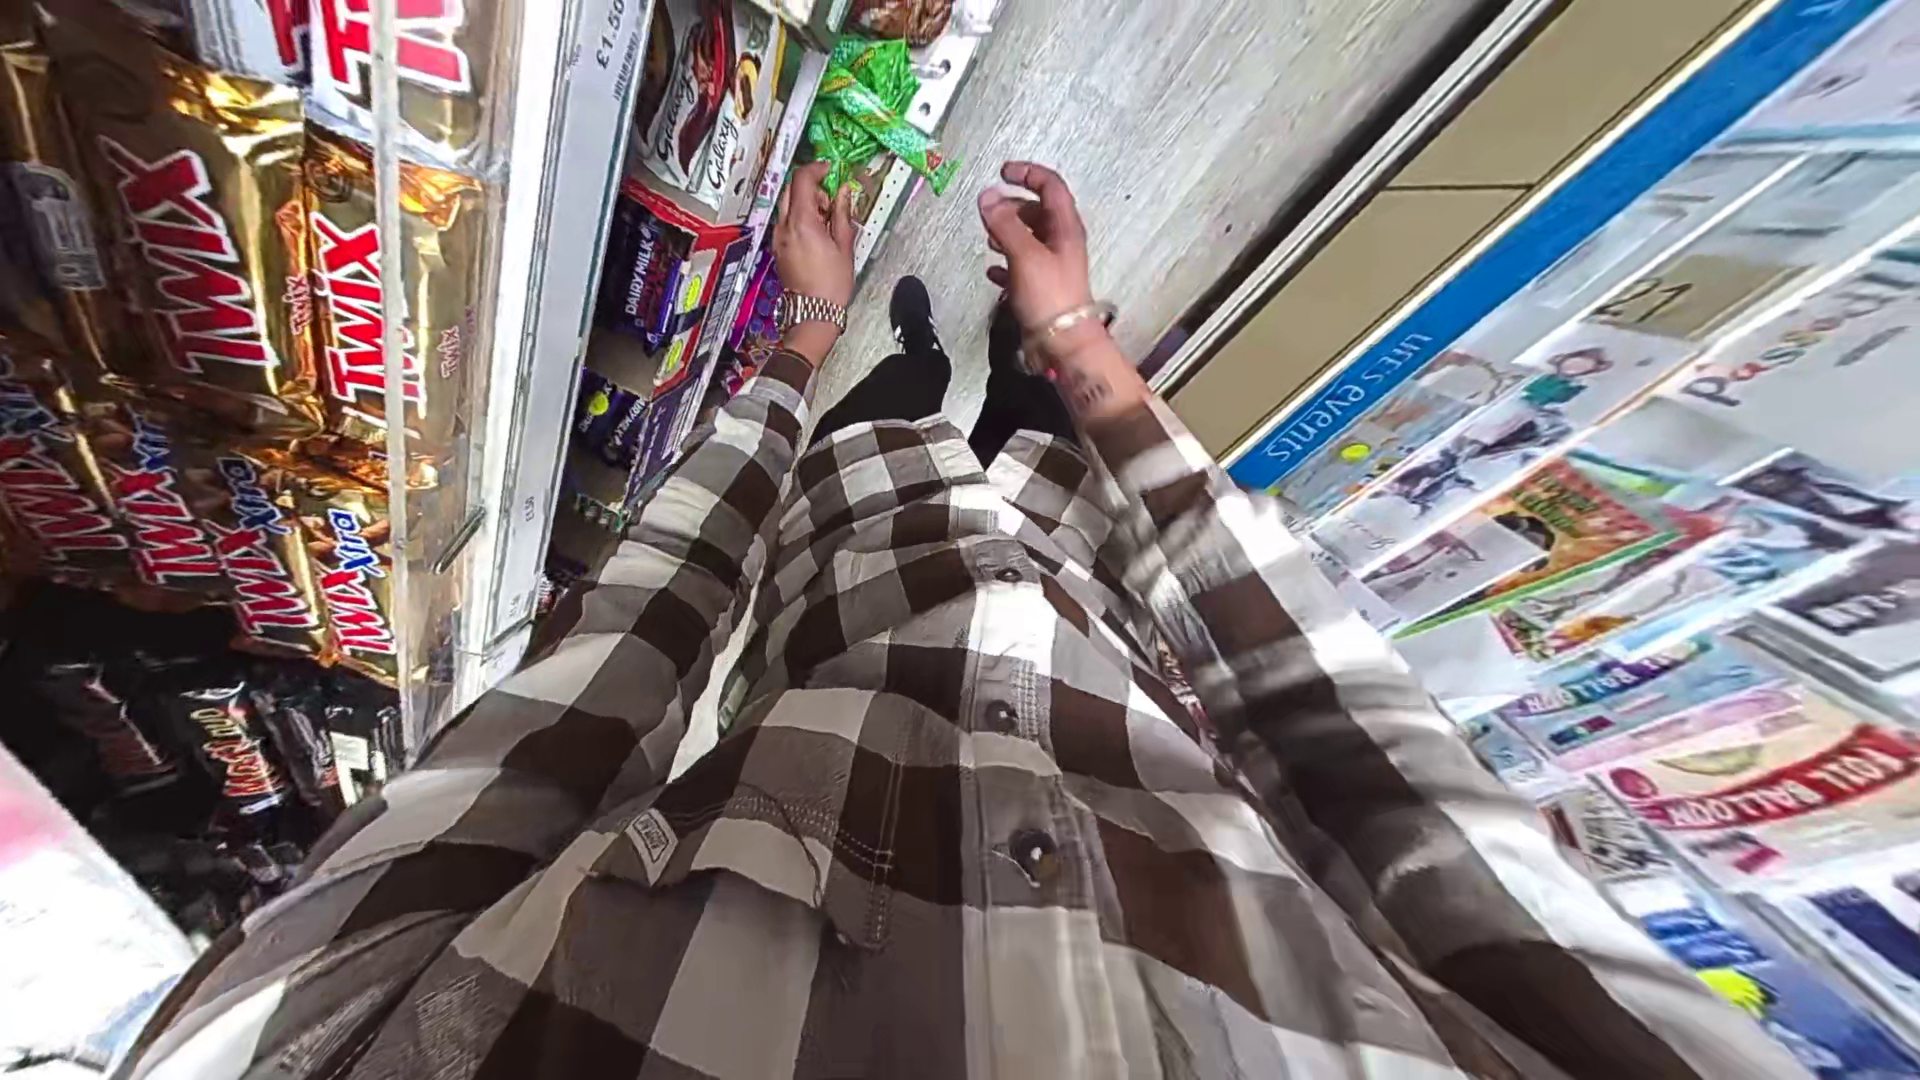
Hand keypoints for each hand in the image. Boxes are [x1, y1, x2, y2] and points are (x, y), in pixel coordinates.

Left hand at [774, 161, 855, 364]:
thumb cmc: (832, 285)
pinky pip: (786, 223)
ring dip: (806, 204)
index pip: (803, 179)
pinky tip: (816, 236)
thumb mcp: (844, 247)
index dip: (816, 169)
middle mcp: (784, 226)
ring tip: (825, 223)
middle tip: (830, 201)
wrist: (814, 313)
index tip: (829, 170)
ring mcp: (778, 238)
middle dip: (811, 187)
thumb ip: (842, 214)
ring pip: (788, 206)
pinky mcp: (778, 249)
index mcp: (802, 222)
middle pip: (792, 189)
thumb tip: (843, 191)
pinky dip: (800, 219)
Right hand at [981, 161, 1147, 420]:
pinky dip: (1005, 265)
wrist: (1061, 343)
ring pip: (1028, 240)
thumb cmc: (1049, 296)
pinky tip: (992, 272)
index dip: (1027, 174)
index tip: (1003, 172)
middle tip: (990, 211)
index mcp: (1065, 228)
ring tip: (988, 239)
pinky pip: (1021, 269)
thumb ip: (1004, 224)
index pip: (1050, 186)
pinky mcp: (1040, 290)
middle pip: (1037, 213)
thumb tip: (987, 197)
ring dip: (1007, 235)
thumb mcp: (1025, 254)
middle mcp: (1061, 244)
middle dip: (1012, 207)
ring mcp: (1051, 268)